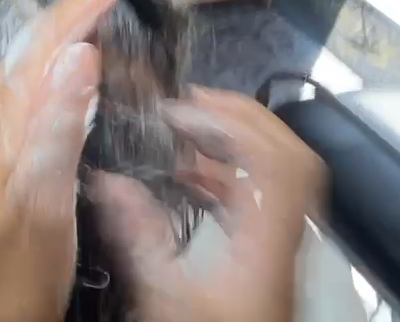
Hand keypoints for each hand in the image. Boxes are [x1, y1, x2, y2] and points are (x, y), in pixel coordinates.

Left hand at [0, 0, 121, 321]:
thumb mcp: (41, 200)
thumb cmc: (6, 266)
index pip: (46, 42)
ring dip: (66, 36)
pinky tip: (74, 75)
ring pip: (32, 65)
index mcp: (2, 111)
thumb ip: (59, 124)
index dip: (80, 6)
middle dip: (74, 12)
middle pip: (36, 45)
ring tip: (101, 17)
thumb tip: (83, 49)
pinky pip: (29, 88)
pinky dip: (57, 69)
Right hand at [91, 88, 325, 321]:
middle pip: (291, 158)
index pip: (279, 166)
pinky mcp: (269, 257)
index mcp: (266, 248)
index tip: (185, 112)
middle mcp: (284, 241)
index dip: (237, 124)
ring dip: (236, 140)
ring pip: (280, 174)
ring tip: (186, 128)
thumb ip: (138, 235)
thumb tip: (108, 180)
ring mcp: (281, 248)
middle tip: (190, 103)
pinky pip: (261, 197)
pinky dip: (229, 172)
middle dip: (241, 117)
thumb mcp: (163, 296)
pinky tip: (188, 176)